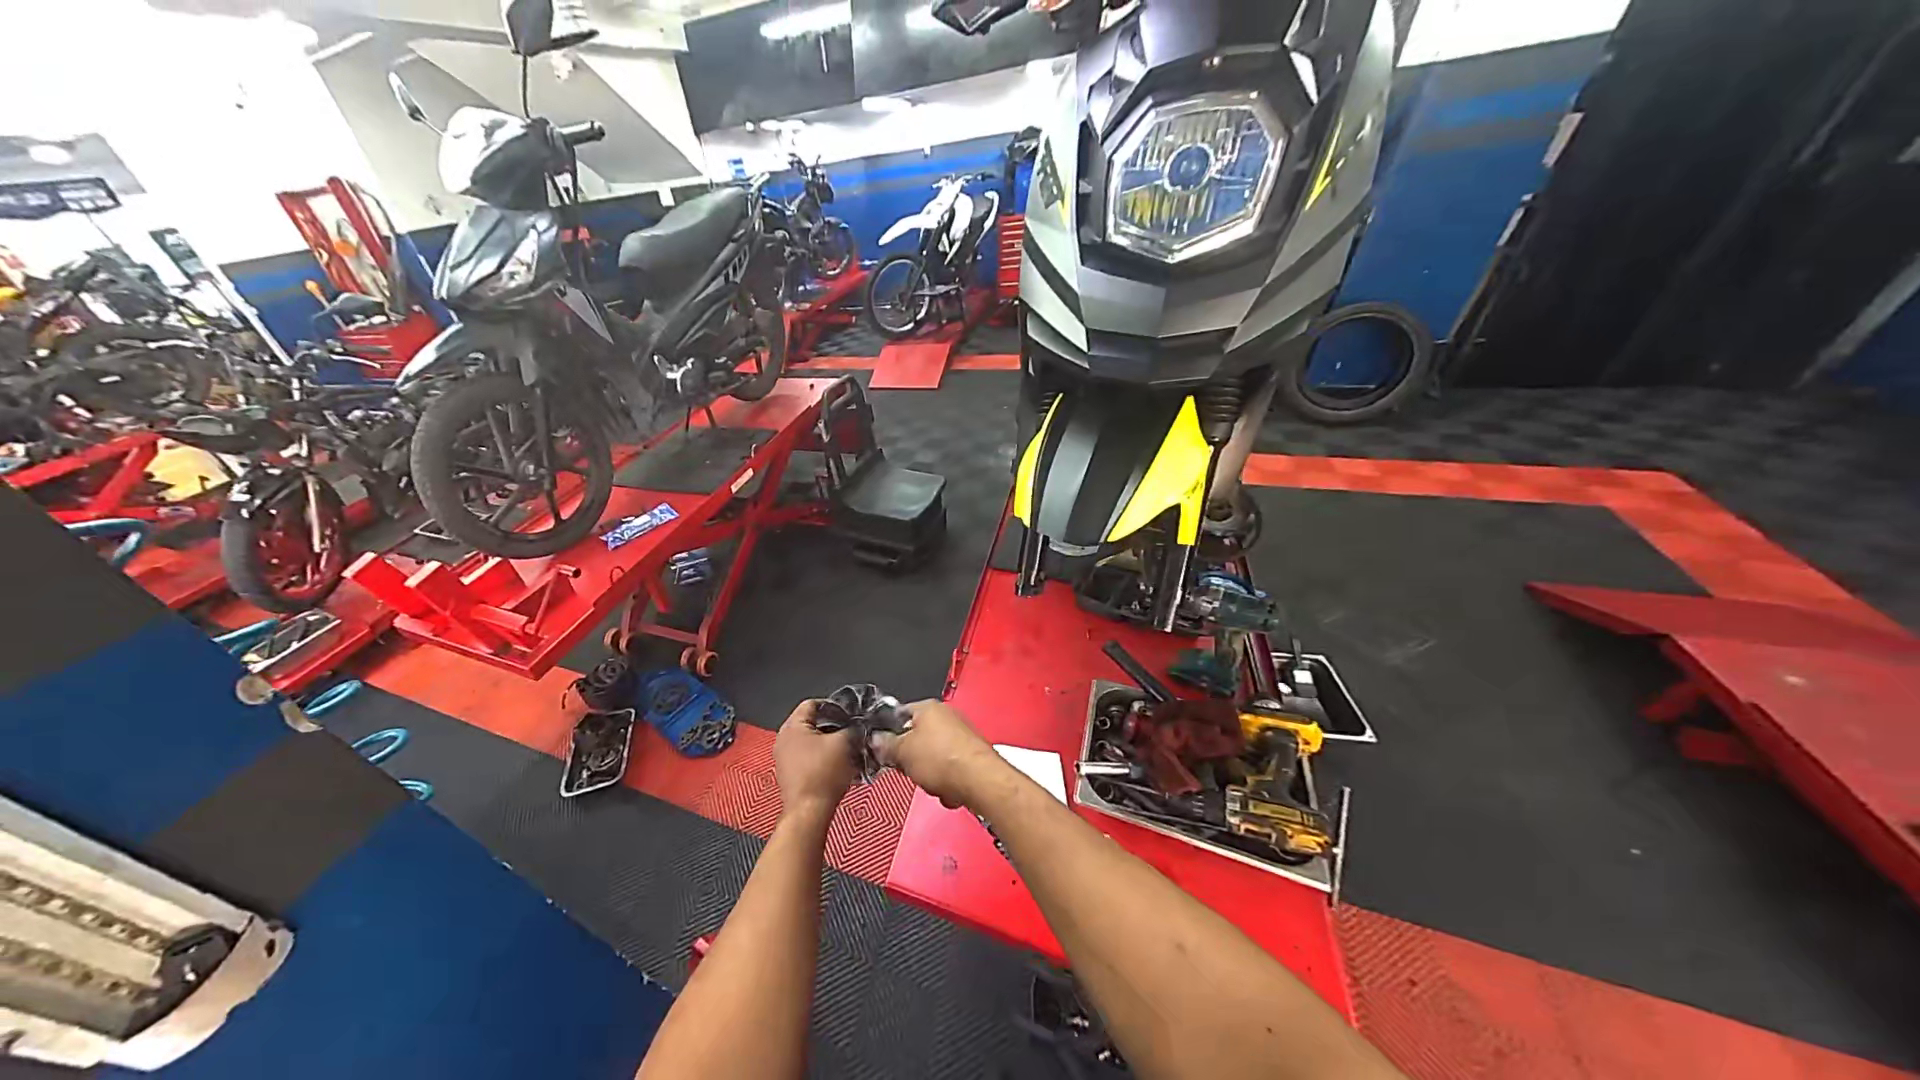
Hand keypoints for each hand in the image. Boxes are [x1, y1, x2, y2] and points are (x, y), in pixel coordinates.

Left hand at [775, 701, 854, 820]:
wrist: (810, 811)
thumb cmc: (822, 775)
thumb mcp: (845, 743)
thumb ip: (852, 728)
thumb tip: (857, 726)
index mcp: (792, 727)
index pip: (812, 703)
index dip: (833, 706)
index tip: (848, 712)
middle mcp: (784, 740)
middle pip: (813, 723)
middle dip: (835, 727)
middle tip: (852, 730)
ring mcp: (785, 759)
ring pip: (813, 742)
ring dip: (831, 744)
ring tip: (850, 749)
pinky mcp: (791, 775)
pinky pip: (810, 759)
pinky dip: (825, 759)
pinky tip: (841, 766)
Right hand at [871, 700, 1004, 809]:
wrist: (979, 781)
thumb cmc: (946, 760)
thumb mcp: (902, 752)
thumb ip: (885, 745)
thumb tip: (877, 741)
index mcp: (928, 708)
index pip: (899, 714)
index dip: (888, 732)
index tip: (883, 747)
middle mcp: (946, 717)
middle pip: (916, 737)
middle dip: (911, 758)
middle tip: (908, 768)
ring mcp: (960, 736)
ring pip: (932, 756)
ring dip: (928, 773)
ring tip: (931, 782)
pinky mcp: (970, 756)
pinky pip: (949, 768)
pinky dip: (946, 780)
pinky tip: (947, 789)